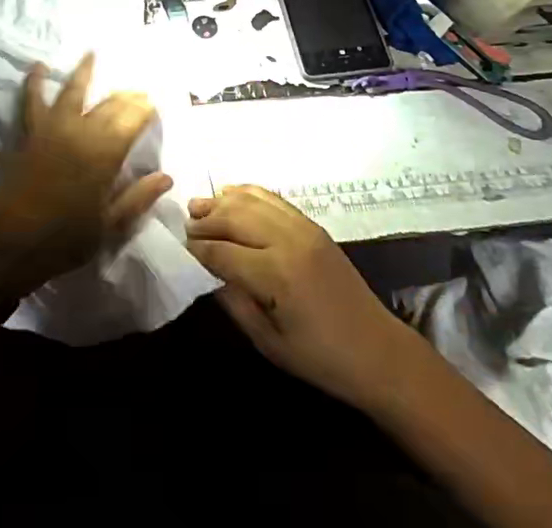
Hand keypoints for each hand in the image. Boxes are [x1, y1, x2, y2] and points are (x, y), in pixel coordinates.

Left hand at [0, 54, 168, 300]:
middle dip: (126, 95)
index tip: (155, 105)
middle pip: (109, 105)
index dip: (146, 110)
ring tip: (91, 54)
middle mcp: (81, 133)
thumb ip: (138, 198)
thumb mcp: (109, 226)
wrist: (6, 245)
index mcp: (105, 154)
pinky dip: (35, 83)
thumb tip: (167, 177)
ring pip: (72, 93)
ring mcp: (51, 130)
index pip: (133, 120)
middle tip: (137, 91)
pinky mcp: (28, 134)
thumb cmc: (63, 239)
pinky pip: (31, 102)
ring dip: (83, 72)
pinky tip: (38, 67)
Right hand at [186, 185, 427, 410]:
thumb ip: (234, 302)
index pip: (222, 251)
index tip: (176, 248)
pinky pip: (277, 200)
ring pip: (255, 201)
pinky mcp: (315, 226)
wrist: (376, 350)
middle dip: (206, 219)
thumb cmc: (319, 357)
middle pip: (236, 216)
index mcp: (276, 273)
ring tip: (200, 205)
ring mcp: (305, 228)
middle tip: (183, 224)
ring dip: (225, 201)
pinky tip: (234, 196)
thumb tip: (207, 274)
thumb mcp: (268, 341)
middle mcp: (289, 240)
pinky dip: (252, 194)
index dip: (196, 249)